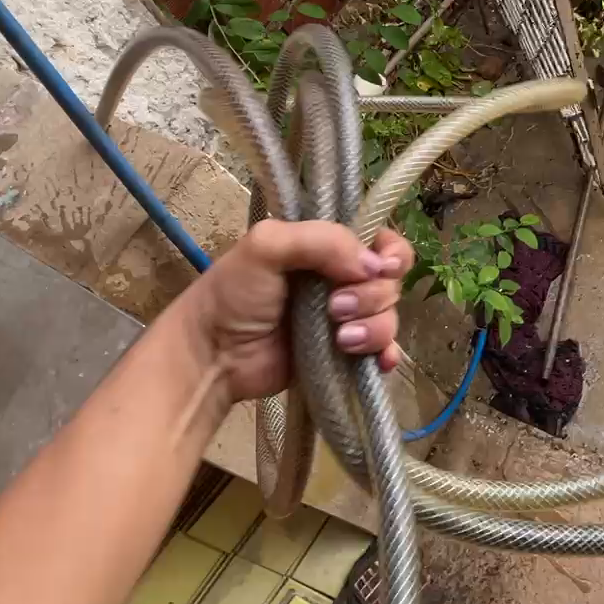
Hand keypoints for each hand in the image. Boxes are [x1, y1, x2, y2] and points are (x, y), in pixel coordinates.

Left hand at [168, 220, 410, 403]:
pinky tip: (379, 363)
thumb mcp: (267, 246)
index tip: (380, 268)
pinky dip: (386, 354)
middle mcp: (342, 278)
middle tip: (334, 308)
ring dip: (374, 328)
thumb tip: (375, 266)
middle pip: (389, 282)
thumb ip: (322, 241)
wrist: (211, 357)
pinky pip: (383, 350)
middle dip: (371, 296)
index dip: (391, 253)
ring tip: (340, 340)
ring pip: (388, 316)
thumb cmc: (232, 294)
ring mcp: (346, 318)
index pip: (381, 240)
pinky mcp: (344, 353)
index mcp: (328, 246)